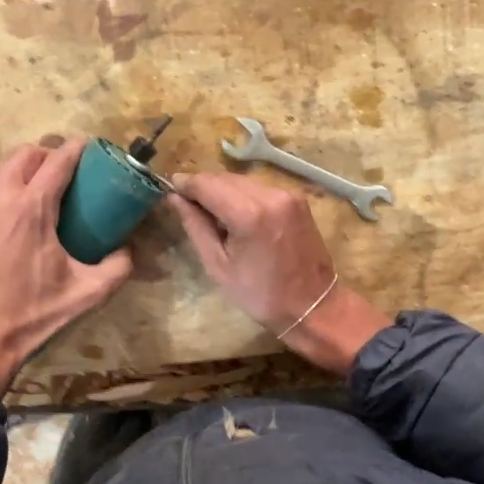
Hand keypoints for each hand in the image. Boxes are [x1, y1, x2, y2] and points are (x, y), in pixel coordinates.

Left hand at [0, 139, 131, 399]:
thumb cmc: (33, 316)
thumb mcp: (87, 293)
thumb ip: (118, 267)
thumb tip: (129, 249)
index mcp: (30, 210)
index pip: (56, 162)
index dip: (77, 149)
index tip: (94, 147)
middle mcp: (0, 201)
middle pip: (24, 154)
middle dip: (49, 152)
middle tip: (73, 167)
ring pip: (3, 168)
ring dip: (27, 166)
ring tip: (50, 183)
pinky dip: (11, 184)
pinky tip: (27, 208)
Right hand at [168, 172, 392, 375]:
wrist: (314, 305)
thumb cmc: (261, 295)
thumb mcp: (219, 266)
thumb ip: (196, 226)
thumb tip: (175, 198)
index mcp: (249, 214)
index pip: (207, 183)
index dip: (185, 183)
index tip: (170, 187)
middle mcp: (270, 195)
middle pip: (225, 178)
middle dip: (203, 186)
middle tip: (187, 203)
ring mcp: (288, 194)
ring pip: (243, 181)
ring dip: (224, 190)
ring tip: (212, 213)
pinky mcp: (298, 199)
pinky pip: (261, 188)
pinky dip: (244, 196)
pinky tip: (238, 216)